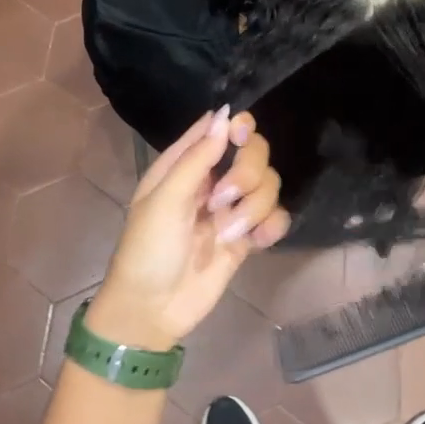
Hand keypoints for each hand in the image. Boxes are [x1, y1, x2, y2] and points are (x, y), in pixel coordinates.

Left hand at [87, 107, 287, 350]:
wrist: (153, 309)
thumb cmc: (148, 249)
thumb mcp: (166, 199)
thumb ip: (197, 157)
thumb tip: (226, 114)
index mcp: (185, 164)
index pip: (221, 128)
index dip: (238, 127)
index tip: (241, 139)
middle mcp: (211, 180)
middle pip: (254, 153)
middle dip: (247, 174)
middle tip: (223, 200)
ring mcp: (231, 209)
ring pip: (268, 185)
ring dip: (253, 207)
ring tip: (228, 233)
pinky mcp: (247, 237)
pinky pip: (276, 217)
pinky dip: (271, 226)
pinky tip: (257, 242)